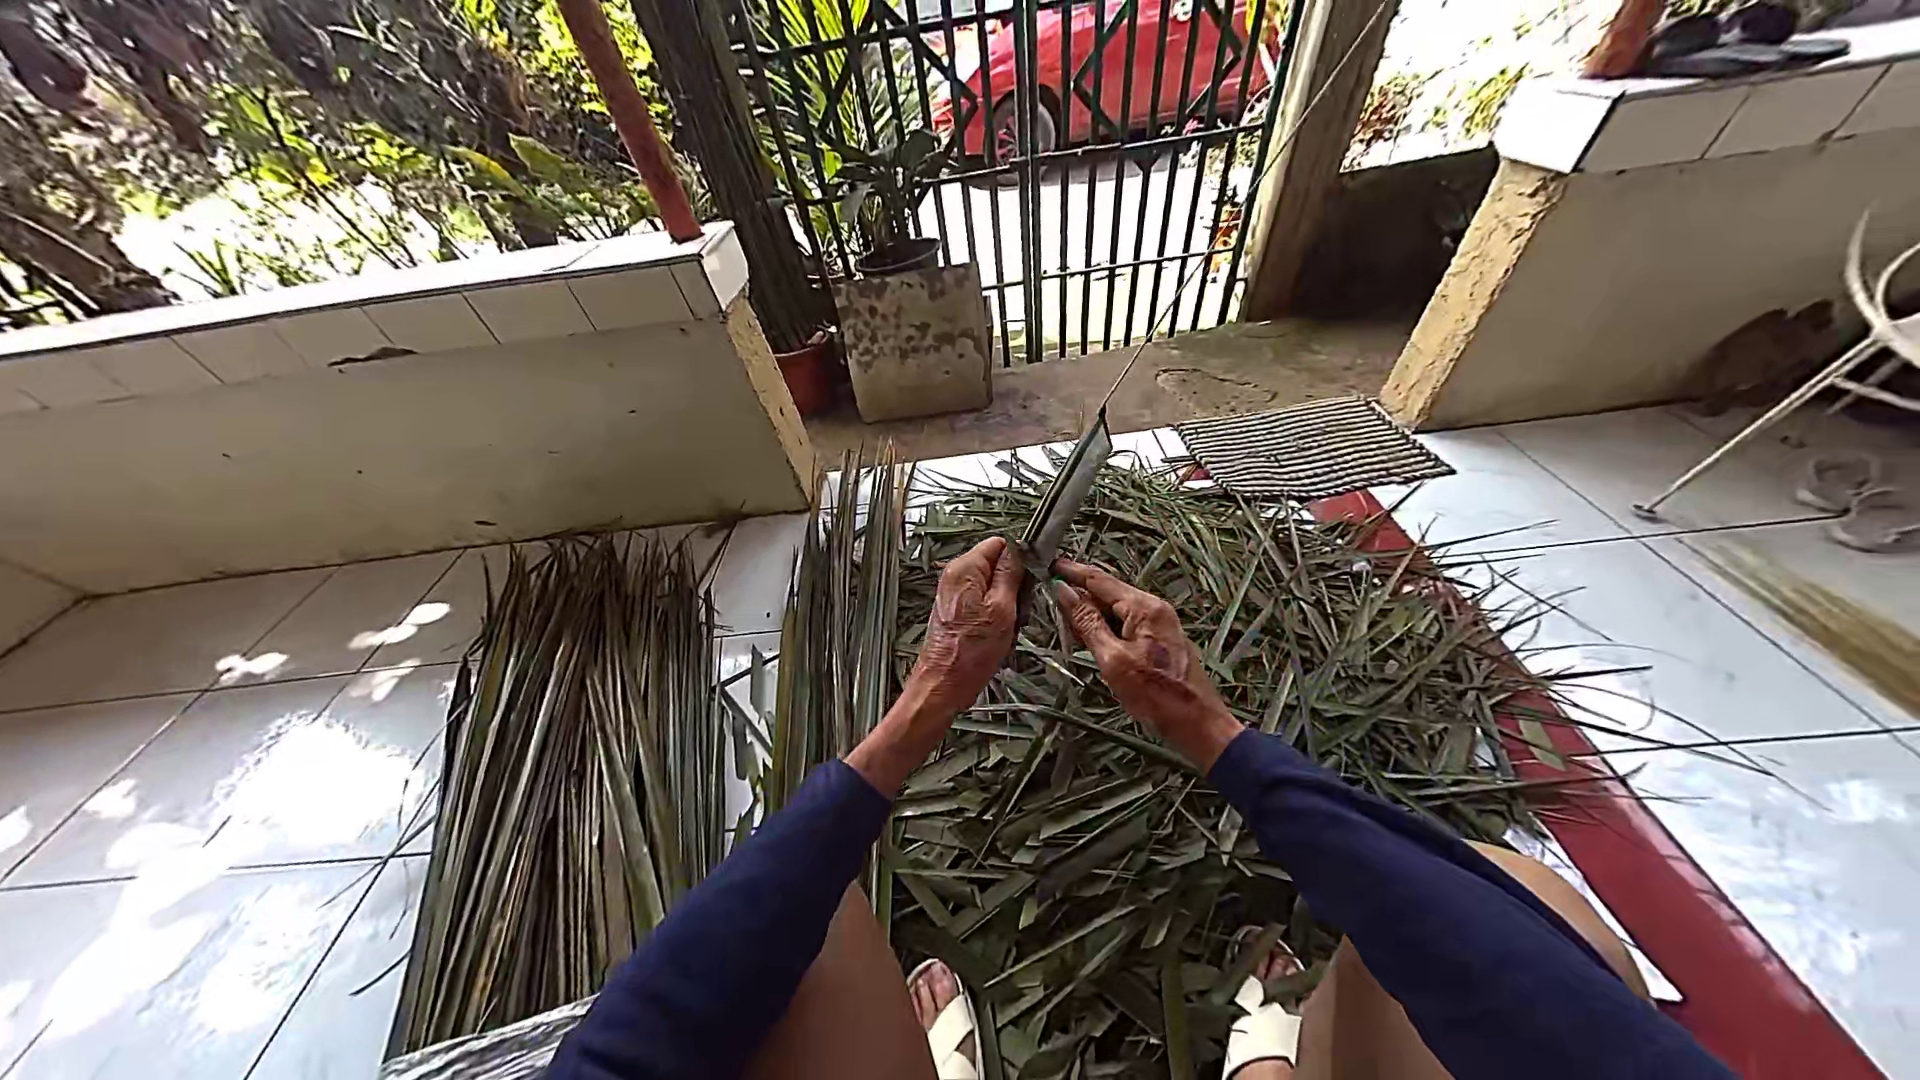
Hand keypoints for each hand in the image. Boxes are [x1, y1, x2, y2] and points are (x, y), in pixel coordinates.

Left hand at [906, 536, 1023, 716]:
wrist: (944, 684)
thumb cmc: (967, 654)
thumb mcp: (1003, 609)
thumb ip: (1012, 574)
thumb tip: (1021, 549)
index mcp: (964, 569)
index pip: (1000, 543)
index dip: (1021, 559)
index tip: (1030, 577)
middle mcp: (955, 576)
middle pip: (997, 564)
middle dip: (1014, 584)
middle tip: (1018, 608)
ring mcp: (955, 593)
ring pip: (993, 585)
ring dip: (1007, 602)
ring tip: (1007, 624)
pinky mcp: (957, 610)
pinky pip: (985, 602)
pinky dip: (997, 614)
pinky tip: (998, 631)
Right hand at [1051, 559, 1244, 770]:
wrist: (1197, 725)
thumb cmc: (1157, 696)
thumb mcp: (1112, 659)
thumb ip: (1087, 623)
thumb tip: (1064, 593)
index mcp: (1145, 607)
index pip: (1099, 579)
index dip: (1071, 572)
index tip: (1049, 566)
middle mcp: (1155, 608)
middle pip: (1108, 592)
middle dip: (1079, 595)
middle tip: (1052, 602)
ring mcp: (1159, 623)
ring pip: (1115, 609)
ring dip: (1091, 614)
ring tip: (1068, 628)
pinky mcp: (1159, 638)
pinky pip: (1126, 623)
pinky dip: (1105, 627)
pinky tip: (1091, 641)